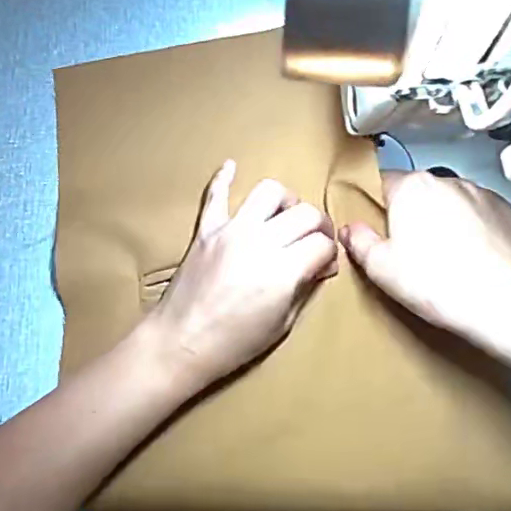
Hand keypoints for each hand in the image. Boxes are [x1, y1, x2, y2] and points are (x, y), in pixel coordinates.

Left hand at [137, 160, 338, 389]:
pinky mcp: (206, 231)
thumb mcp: (282, 324)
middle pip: (303, 213)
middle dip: (317, 226)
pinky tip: (232, 167)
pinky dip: (224, 178)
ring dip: (284, 200)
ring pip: (268, 192)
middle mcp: (260, 242)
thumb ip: (304, 289)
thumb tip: (319, 267)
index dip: (330, 254)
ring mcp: (230, 231)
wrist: (180, 343)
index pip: (322, 243)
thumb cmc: (232, 343)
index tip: (324, 264)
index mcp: (283, 270)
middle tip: (315, 241)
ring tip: (285, 216)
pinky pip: (215, 195)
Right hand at [338, 170, 510, 352]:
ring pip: (449, 204)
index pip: (380, 182)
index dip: (373, 206)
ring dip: (441, 224)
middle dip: (408, 217)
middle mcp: (449, 182)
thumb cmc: (441, 284)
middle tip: (403, 253)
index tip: (371, 228)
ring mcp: (482, 196)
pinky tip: (467, 262)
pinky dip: (470, 233)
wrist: (506, 305)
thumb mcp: (380, 268)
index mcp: (413, 187)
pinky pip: (478, 217)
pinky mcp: (508, 214)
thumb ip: (359, 242)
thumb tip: (352, 231)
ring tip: (439, 262)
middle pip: (416, 194)